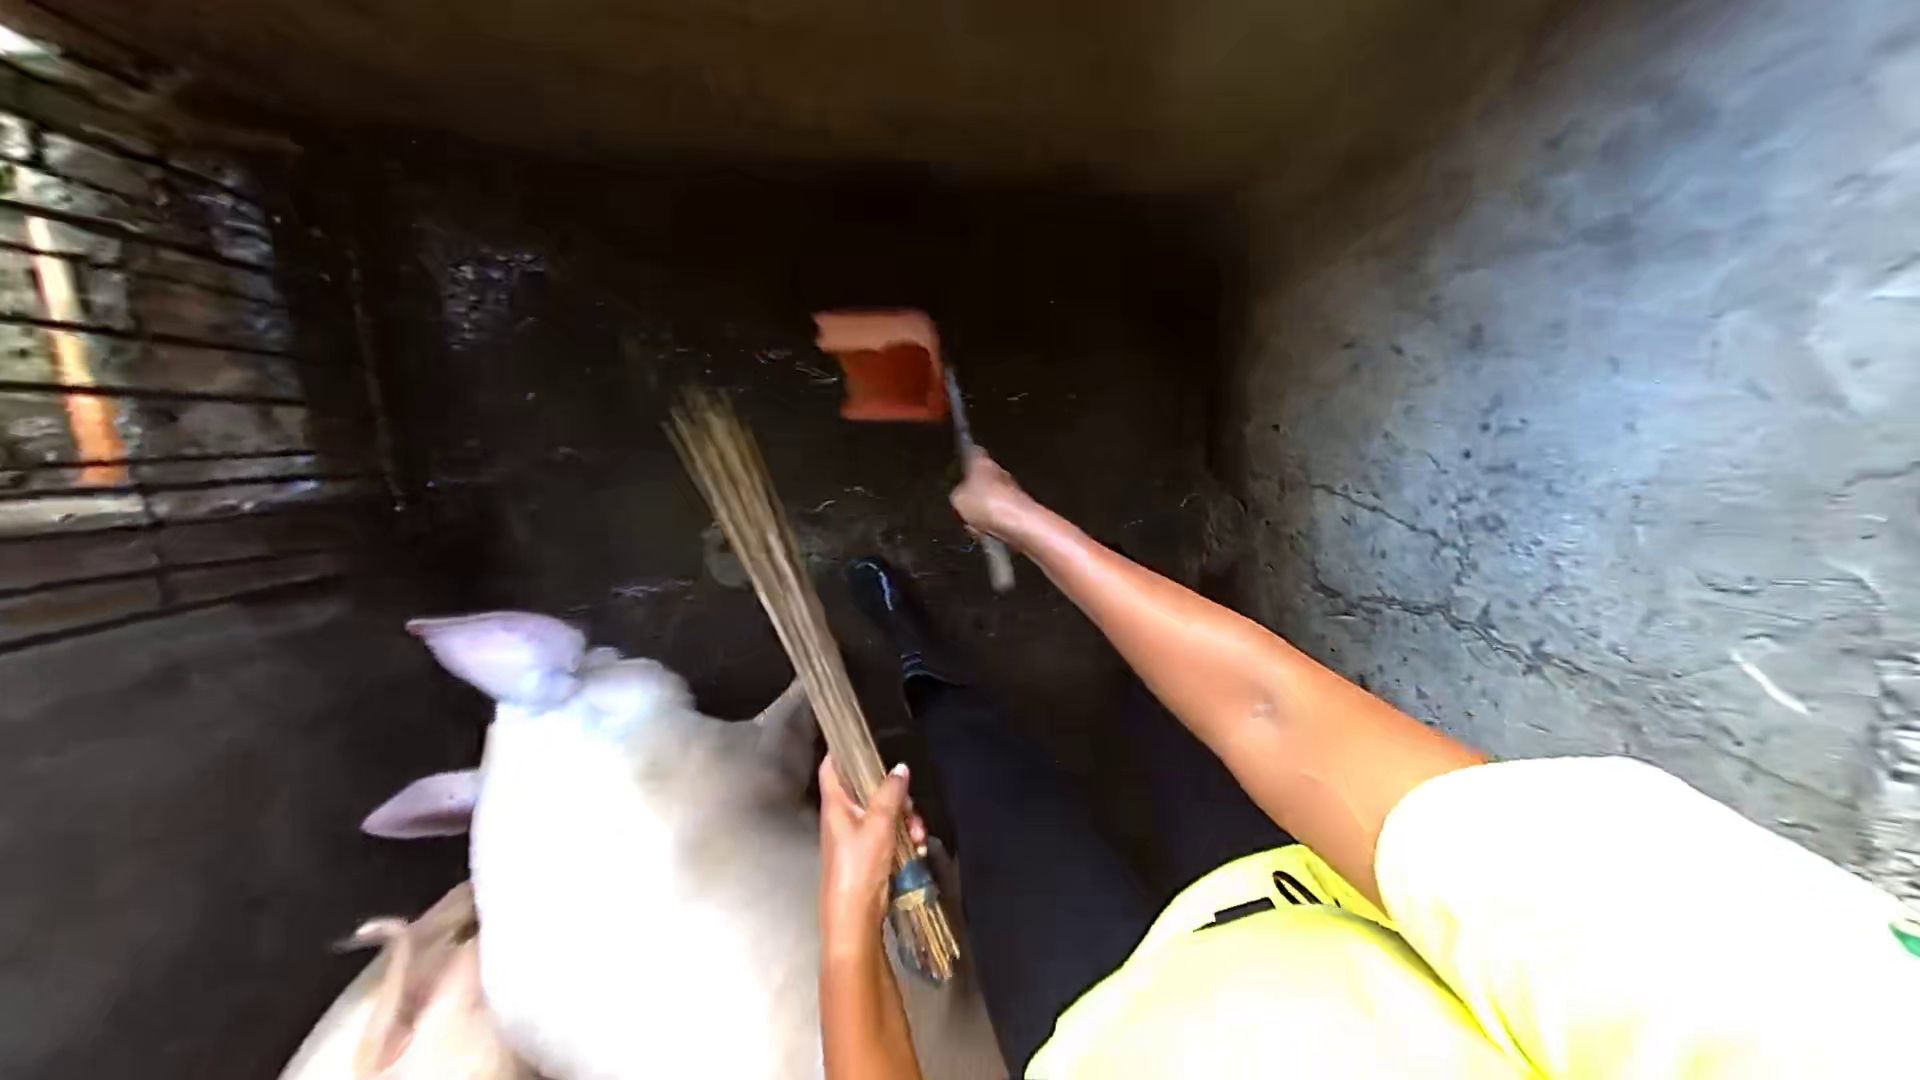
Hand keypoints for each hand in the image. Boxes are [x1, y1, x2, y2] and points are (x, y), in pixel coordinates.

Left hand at [818, 756, 924, 953]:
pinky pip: (888, 832)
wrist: (854, 920)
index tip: (861, 738)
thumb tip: (900, 768)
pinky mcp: (868, 853)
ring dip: (905, 817)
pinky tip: (918, 845)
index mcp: (835, 804)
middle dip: (895, 792)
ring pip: (883, 811)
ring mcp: (855, 835)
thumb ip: (891, 793)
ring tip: (918, 832)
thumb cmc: (859, 866)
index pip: (831, 767)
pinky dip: (904, 835)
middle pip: (867, 788)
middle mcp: (842, 815)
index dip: (842, 750)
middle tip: (911, 804)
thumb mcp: (879, 824)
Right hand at [950, 447, 1036, 543]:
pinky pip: (1000, 515)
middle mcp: (999, 472)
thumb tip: (960, 496)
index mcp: (982, 463)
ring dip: (983, 511)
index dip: (964, 458)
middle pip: (982, 478)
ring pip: (990, 499)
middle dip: (973, 493)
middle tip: (963, 506)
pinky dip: (993, 523)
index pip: (972, 452)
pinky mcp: (1020, 509)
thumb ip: (956, 494)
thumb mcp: (957, 498)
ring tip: (975, 524)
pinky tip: (988, 532)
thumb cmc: (987, 503)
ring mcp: (1011, 490)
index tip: (959, 465)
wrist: (1018, 523)